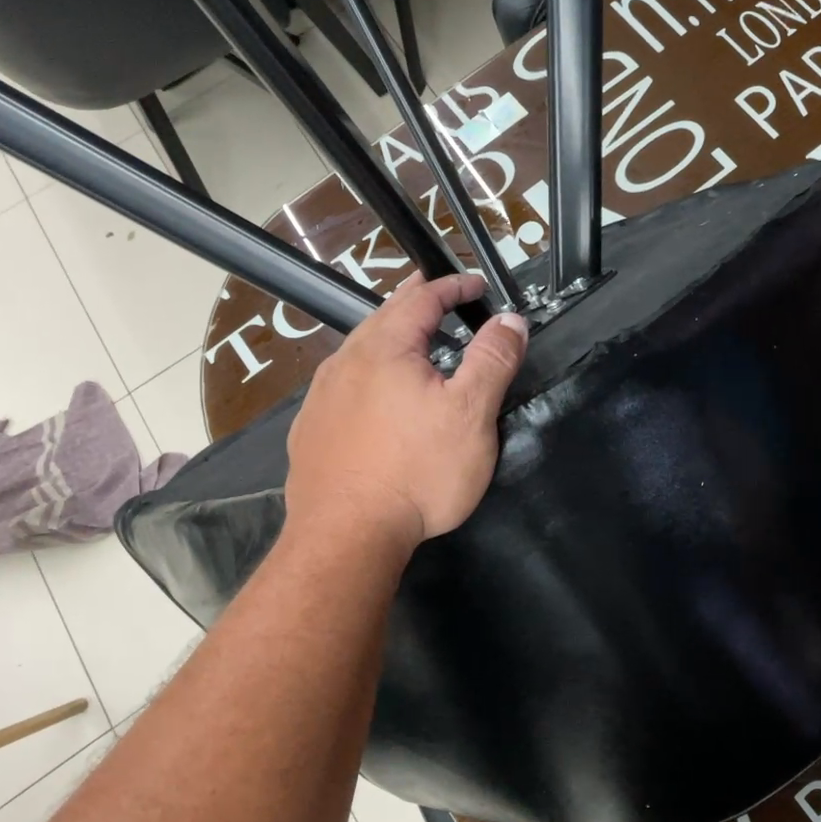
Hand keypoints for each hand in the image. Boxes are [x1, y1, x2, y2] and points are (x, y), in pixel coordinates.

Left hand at [285, 272, 528, 553]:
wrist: (347, 536)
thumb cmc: (418, 471)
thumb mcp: (472, 413)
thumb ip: (492, 360)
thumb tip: (510, 320)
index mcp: (385, 349)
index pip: (422, 298)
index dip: (453, 286)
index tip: (478, 285)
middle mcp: (345, 363)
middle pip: (385, 319)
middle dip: (419, 305)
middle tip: (447, 303)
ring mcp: (321, 399)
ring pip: (362, 353)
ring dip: (394, 341)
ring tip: (419, 350)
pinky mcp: (311, 433)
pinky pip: (346, 388)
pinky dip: (372, 378)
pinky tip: (382, 404)